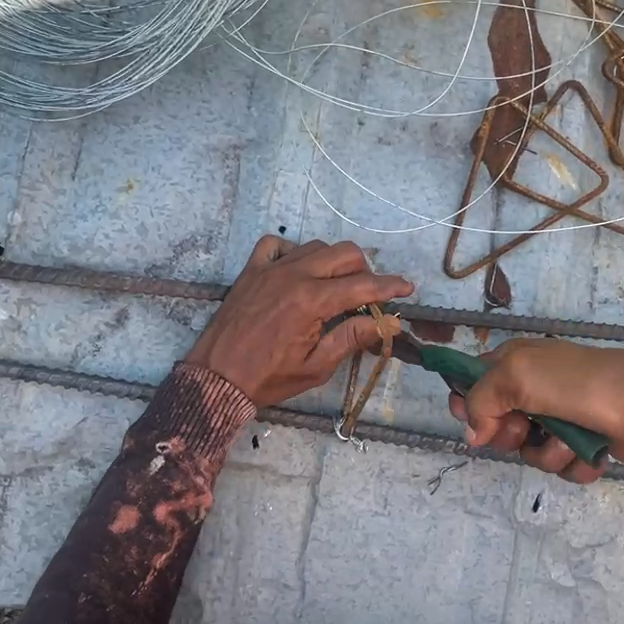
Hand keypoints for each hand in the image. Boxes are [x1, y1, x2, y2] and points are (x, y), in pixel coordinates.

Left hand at [186, 236, 414, 406]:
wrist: (216, 378)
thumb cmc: (268, 378)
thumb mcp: (316, 366)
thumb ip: (351, 338)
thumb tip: (385, 322)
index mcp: (311, 301)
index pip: (362, 285)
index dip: (390, 286)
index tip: (407, 288)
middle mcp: (293, 275)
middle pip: (344, 254)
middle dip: (364, 271)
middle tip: (366, 296)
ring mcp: (270, 269)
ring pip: (315, 247)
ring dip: (333, 262)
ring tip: (334, 288)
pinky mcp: (251, 270)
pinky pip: (275, 245)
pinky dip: (292, 251)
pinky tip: (296, 271)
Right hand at [446, 339, 623, 483]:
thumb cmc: (578, 384)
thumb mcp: (517, 376)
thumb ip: (481, 399)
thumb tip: (473, 433)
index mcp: (516, 362)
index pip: (473, 382)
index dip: (468, 404)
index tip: (475, 422)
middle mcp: (534, 389)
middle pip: (496, 424)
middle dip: (509, 434)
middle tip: (524, 428)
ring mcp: (559, 418)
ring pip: (527, 449)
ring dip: (546, 452)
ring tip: (567, 441)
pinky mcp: (581, 444)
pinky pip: (558, 465)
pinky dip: (572, 463)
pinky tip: (588, 454)